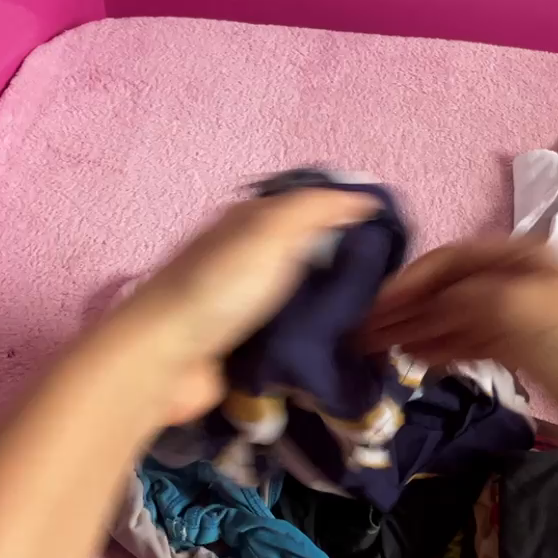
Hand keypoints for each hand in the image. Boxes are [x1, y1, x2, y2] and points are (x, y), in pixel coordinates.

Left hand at [107, 189, 378, 421]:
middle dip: (345, 263)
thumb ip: (316, 209)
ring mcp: (245, 302)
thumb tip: (364, 197)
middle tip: (388, 281)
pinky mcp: (245, 342)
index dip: (347, 214)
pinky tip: (342, 343)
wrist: (167, 359)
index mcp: (249, 221)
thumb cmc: (221, 288)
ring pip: (302, 294)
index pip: (309, 206)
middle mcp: (247, 256)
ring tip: (374, 315)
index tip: (390, 235)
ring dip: (332, 304)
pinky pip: (290, 332)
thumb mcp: (271, 231)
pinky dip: (313, 335)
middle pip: (308, 251)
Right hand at [365, 237, 557, 430]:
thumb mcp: (518, 307)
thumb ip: (465, 297)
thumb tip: (430, 307)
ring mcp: (524, 318)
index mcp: (528, 256)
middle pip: (453, 288)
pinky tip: (417, 360)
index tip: (378, 305)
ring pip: (458, 318)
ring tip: (383, 349)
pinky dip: (443, 349)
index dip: (413, 279)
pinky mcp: (524, 353)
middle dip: (410, 308)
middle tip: (368, 332)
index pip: (455, 258)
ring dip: (420, 330)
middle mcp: (523, 281)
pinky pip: (472, 343)